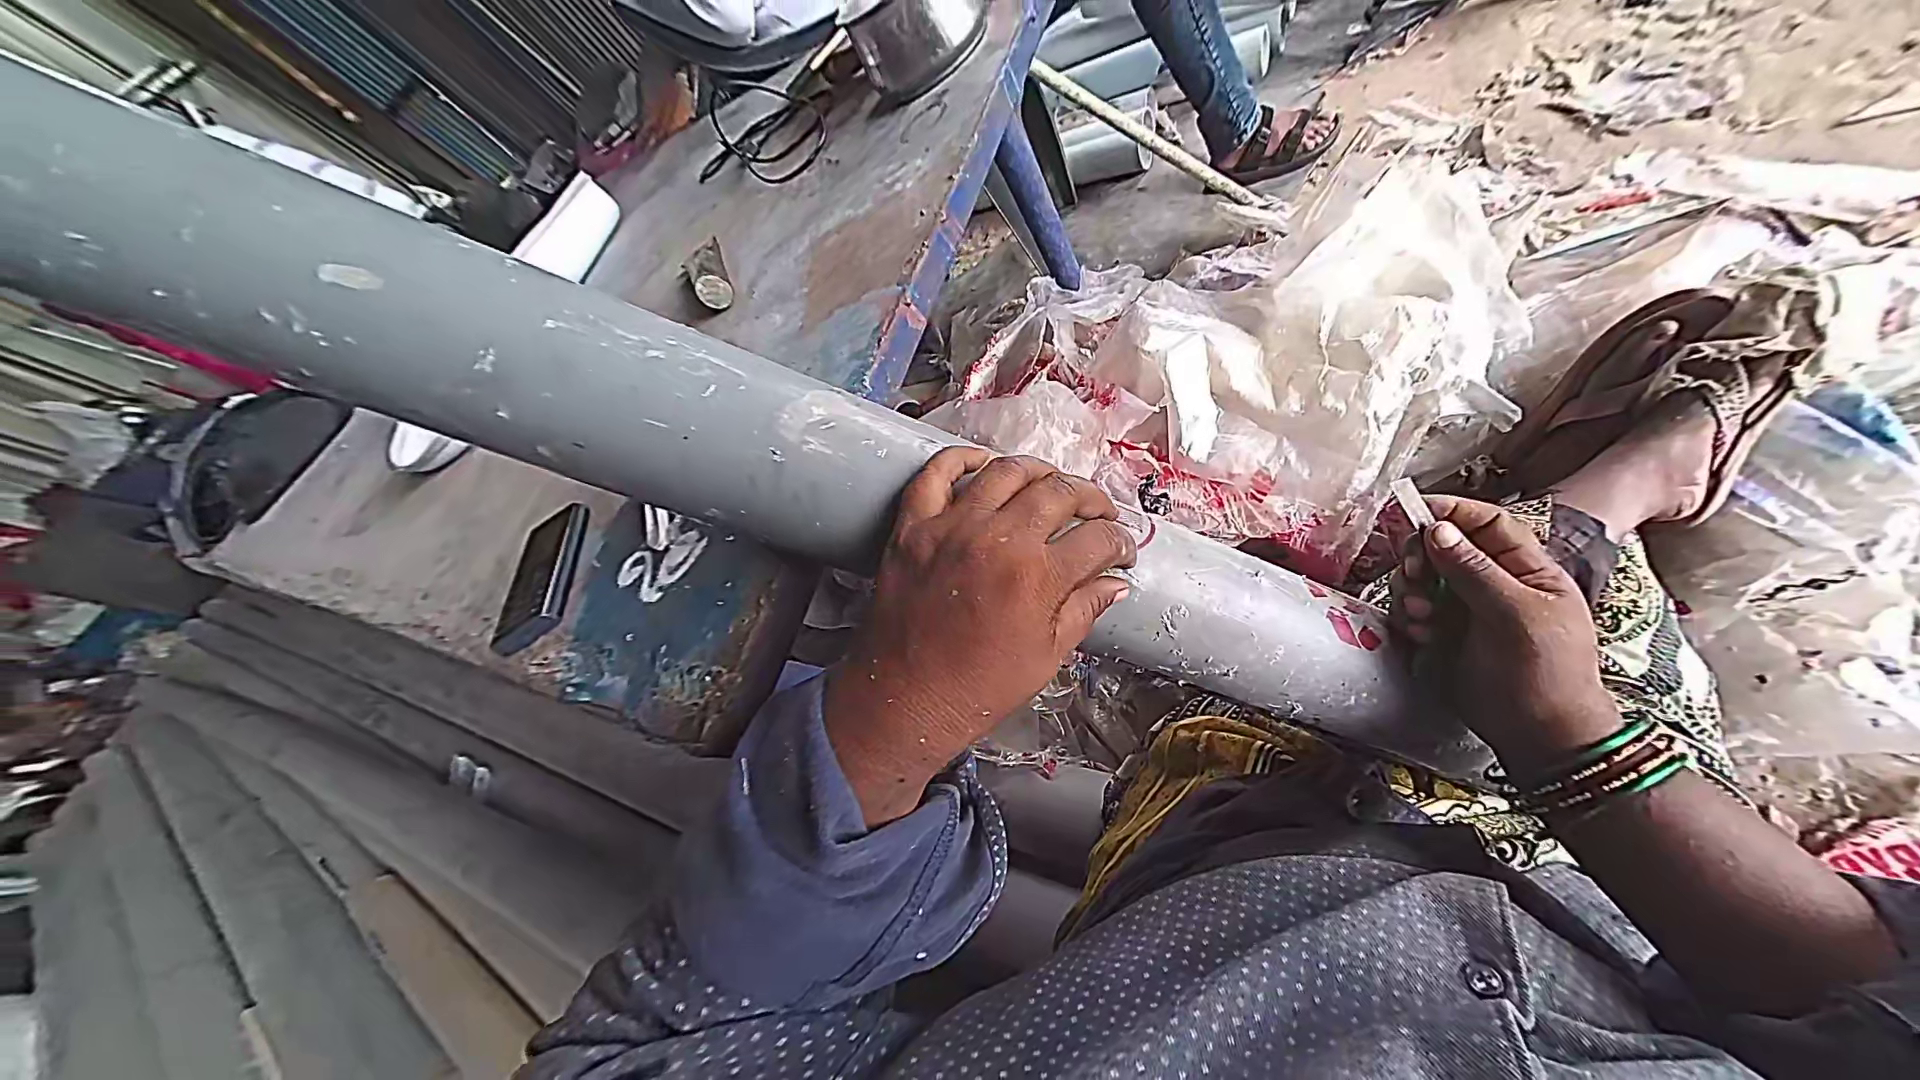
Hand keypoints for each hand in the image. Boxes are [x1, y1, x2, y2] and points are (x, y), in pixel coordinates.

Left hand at [825, 448, 1137, 824]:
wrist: (905, 699)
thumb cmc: (977, 687)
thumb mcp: (1046, 657)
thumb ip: (1084, 610)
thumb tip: (1115, 584)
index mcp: (1037, 577)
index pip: (1097, 539)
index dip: (1119, 541)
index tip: (1120, 548)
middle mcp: (997, 540)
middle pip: (1059, 492)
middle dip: (1090, 498)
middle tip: (1096, 511)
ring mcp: (951, 527)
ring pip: (1005, 471)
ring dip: (1037, 471)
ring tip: (1050, 483)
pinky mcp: (912, 527)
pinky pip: (936, 474)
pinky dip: (960, 459)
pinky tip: (982, 462)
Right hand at [1391, 496, 1620, 779]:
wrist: (1536, 731)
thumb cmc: (1544, 670)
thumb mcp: (1515, 613)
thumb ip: (1473, 569)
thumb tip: (1436, 529)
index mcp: (1525, 569)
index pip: (1487, 523)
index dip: (1452, 512)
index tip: (1413, 511)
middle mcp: (1490, 583)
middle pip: (1441, 548)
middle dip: (1420, 558)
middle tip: (1413, 574)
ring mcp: (1463, 608)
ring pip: (1419, 578)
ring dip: (1411, 591)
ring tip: (1424, 616)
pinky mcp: (1439, 631)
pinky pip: (1409, 609)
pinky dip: (1408, 617)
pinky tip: (1422, 633)